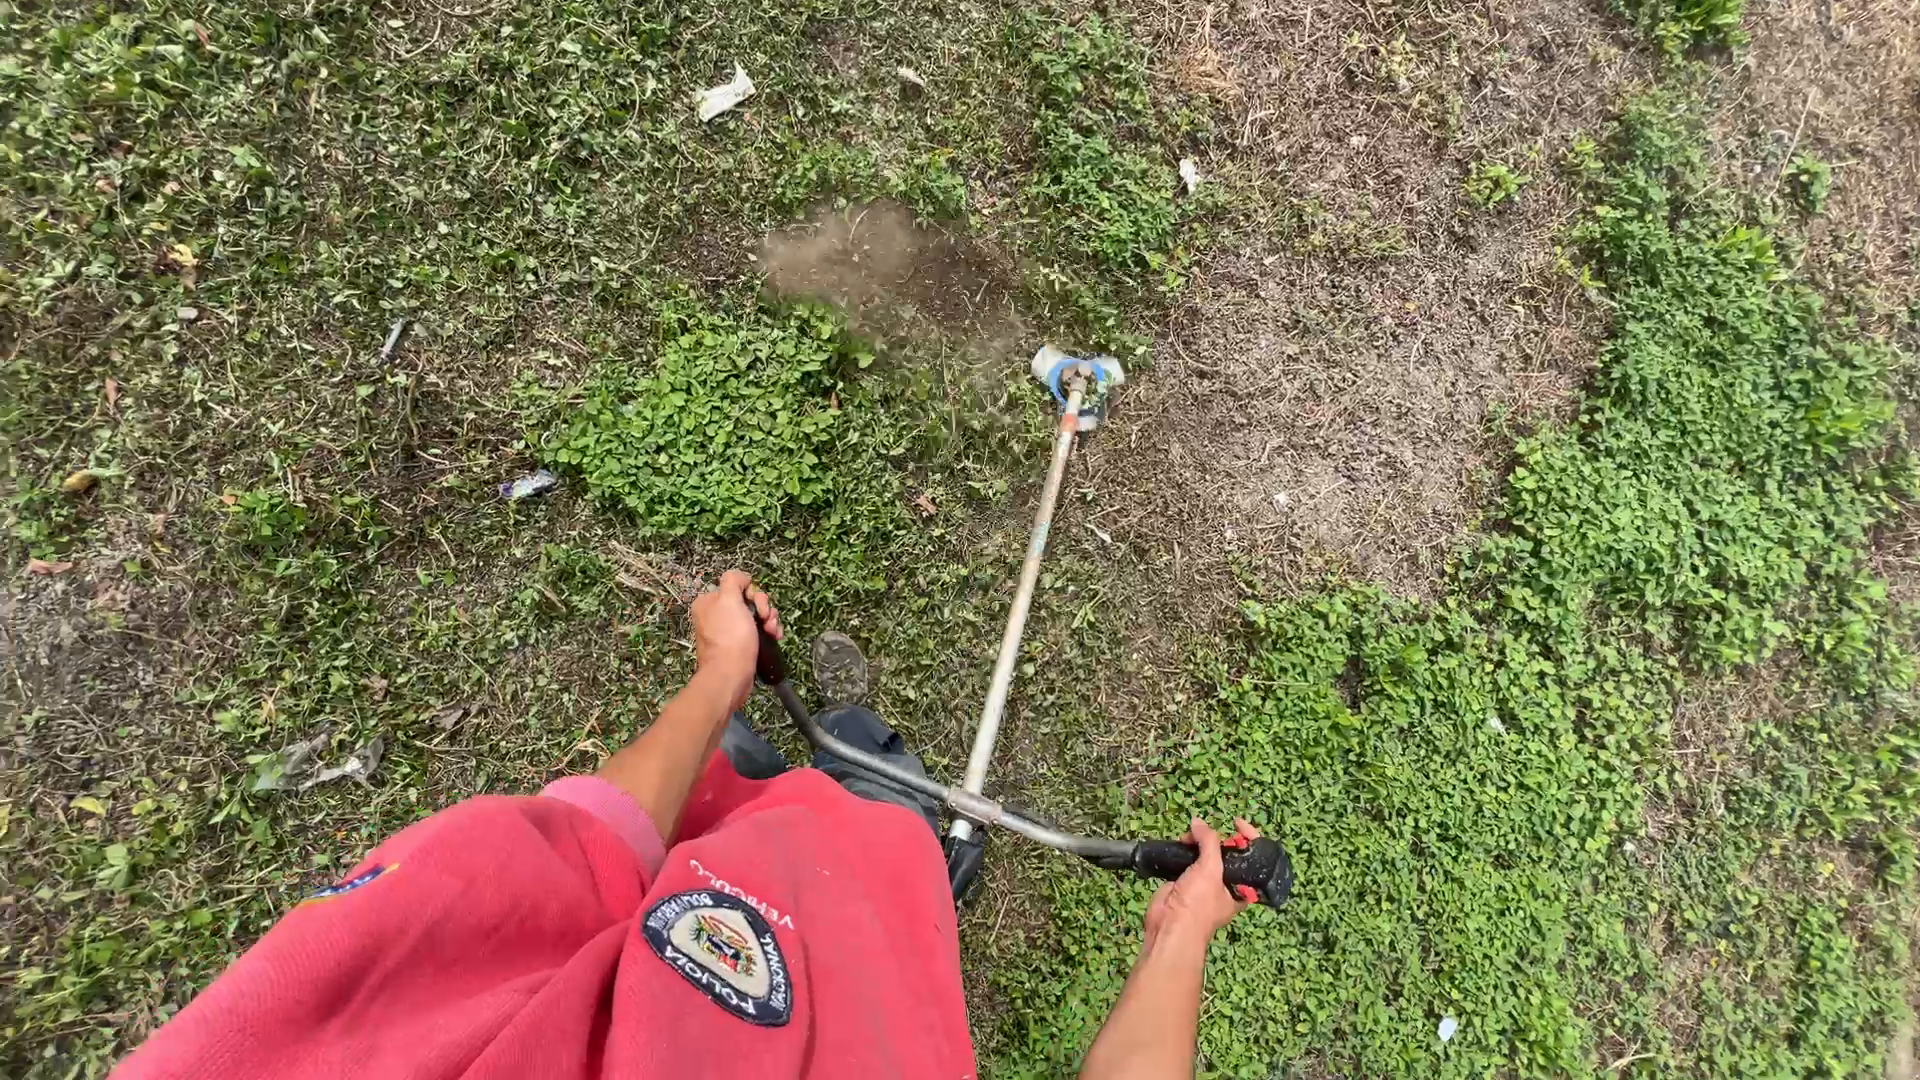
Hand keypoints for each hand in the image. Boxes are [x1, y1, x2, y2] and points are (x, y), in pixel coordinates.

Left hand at [689, 570, 782, 709]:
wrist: (731, 675)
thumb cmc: (730, 637)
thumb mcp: (729, 600)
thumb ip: (733, 580)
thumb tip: (742, 578)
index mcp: (709, 602)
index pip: (738, 586)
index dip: (753, 594)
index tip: (758, 607)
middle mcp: (717, 615)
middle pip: (749, 600)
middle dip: (764, 608)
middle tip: (767, 620)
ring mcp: (728, 631)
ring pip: (757, 615)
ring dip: (770, 620)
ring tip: (773, 633)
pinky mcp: (739, 645)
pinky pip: (757, 630)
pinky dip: (768, 632)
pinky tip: (774, 637)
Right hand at [1141, 818, 1257, 950]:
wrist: (1170, 924)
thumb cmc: (1199, 903)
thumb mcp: (1210, 870)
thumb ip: (1209, 843)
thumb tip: (1198, 822)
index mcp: (1242, 888)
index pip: (1253, 858)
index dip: (1249, 837)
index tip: (1236, 822)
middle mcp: (1226, 883)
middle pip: (1226, 852)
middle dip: (1216, 838)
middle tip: (1204, 832)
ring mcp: (1204, 881)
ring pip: (1206, 853)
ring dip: (1197, 841)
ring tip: (1188, 837)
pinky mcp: (1185, 879)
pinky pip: (1189, 858)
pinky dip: (1185, 848)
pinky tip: (1180, 842)